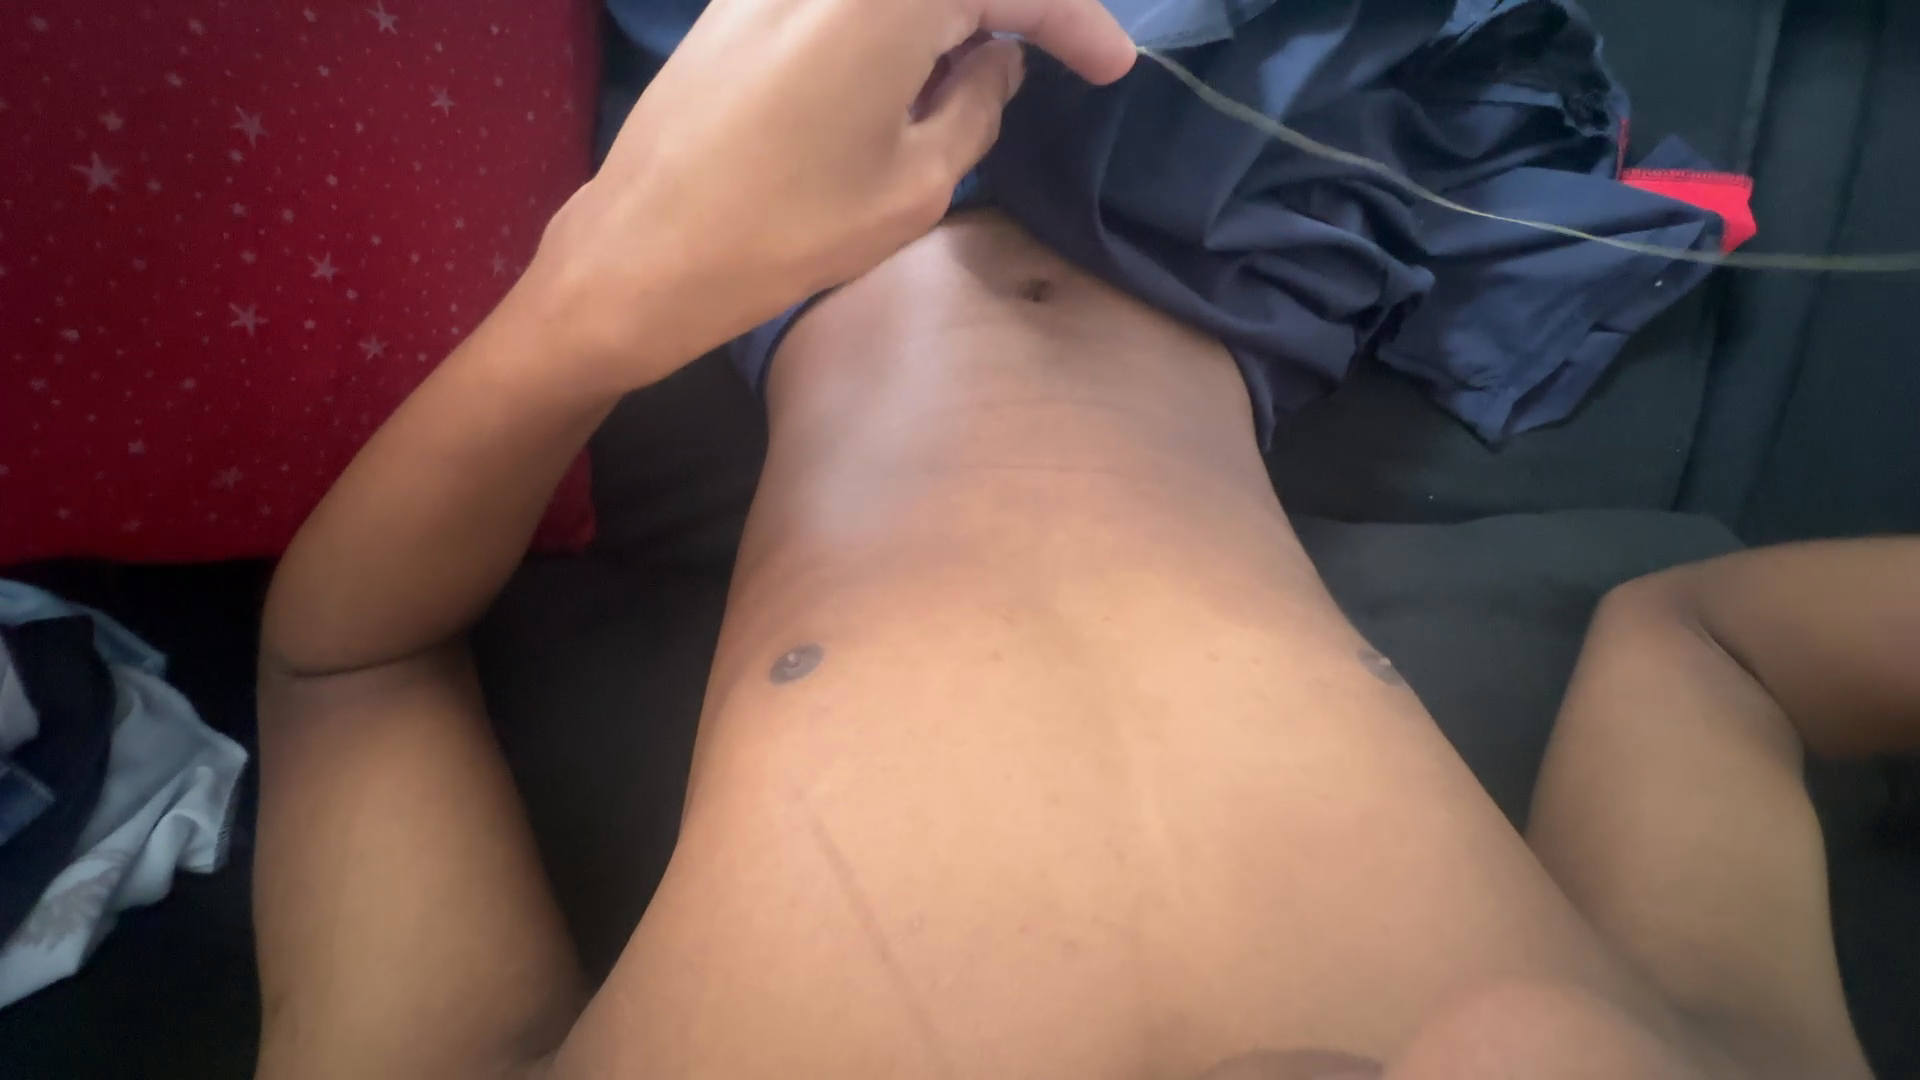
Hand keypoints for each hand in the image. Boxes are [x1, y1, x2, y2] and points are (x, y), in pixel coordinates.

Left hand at [524, 0, 1134, 391]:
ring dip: (942, 32)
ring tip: (948, 107)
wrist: (646, 254)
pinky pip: (840, 4)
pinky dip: (888, 33)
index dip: (1074, 19)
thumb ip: (974, 107)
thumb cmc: (789, 233)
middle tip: (1027, 77)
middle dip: (1005, 19)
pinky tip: (888, 93)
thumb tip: (995, 59)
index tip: (1112, 66)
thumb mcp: (914, 187)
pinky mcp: (737, 4)